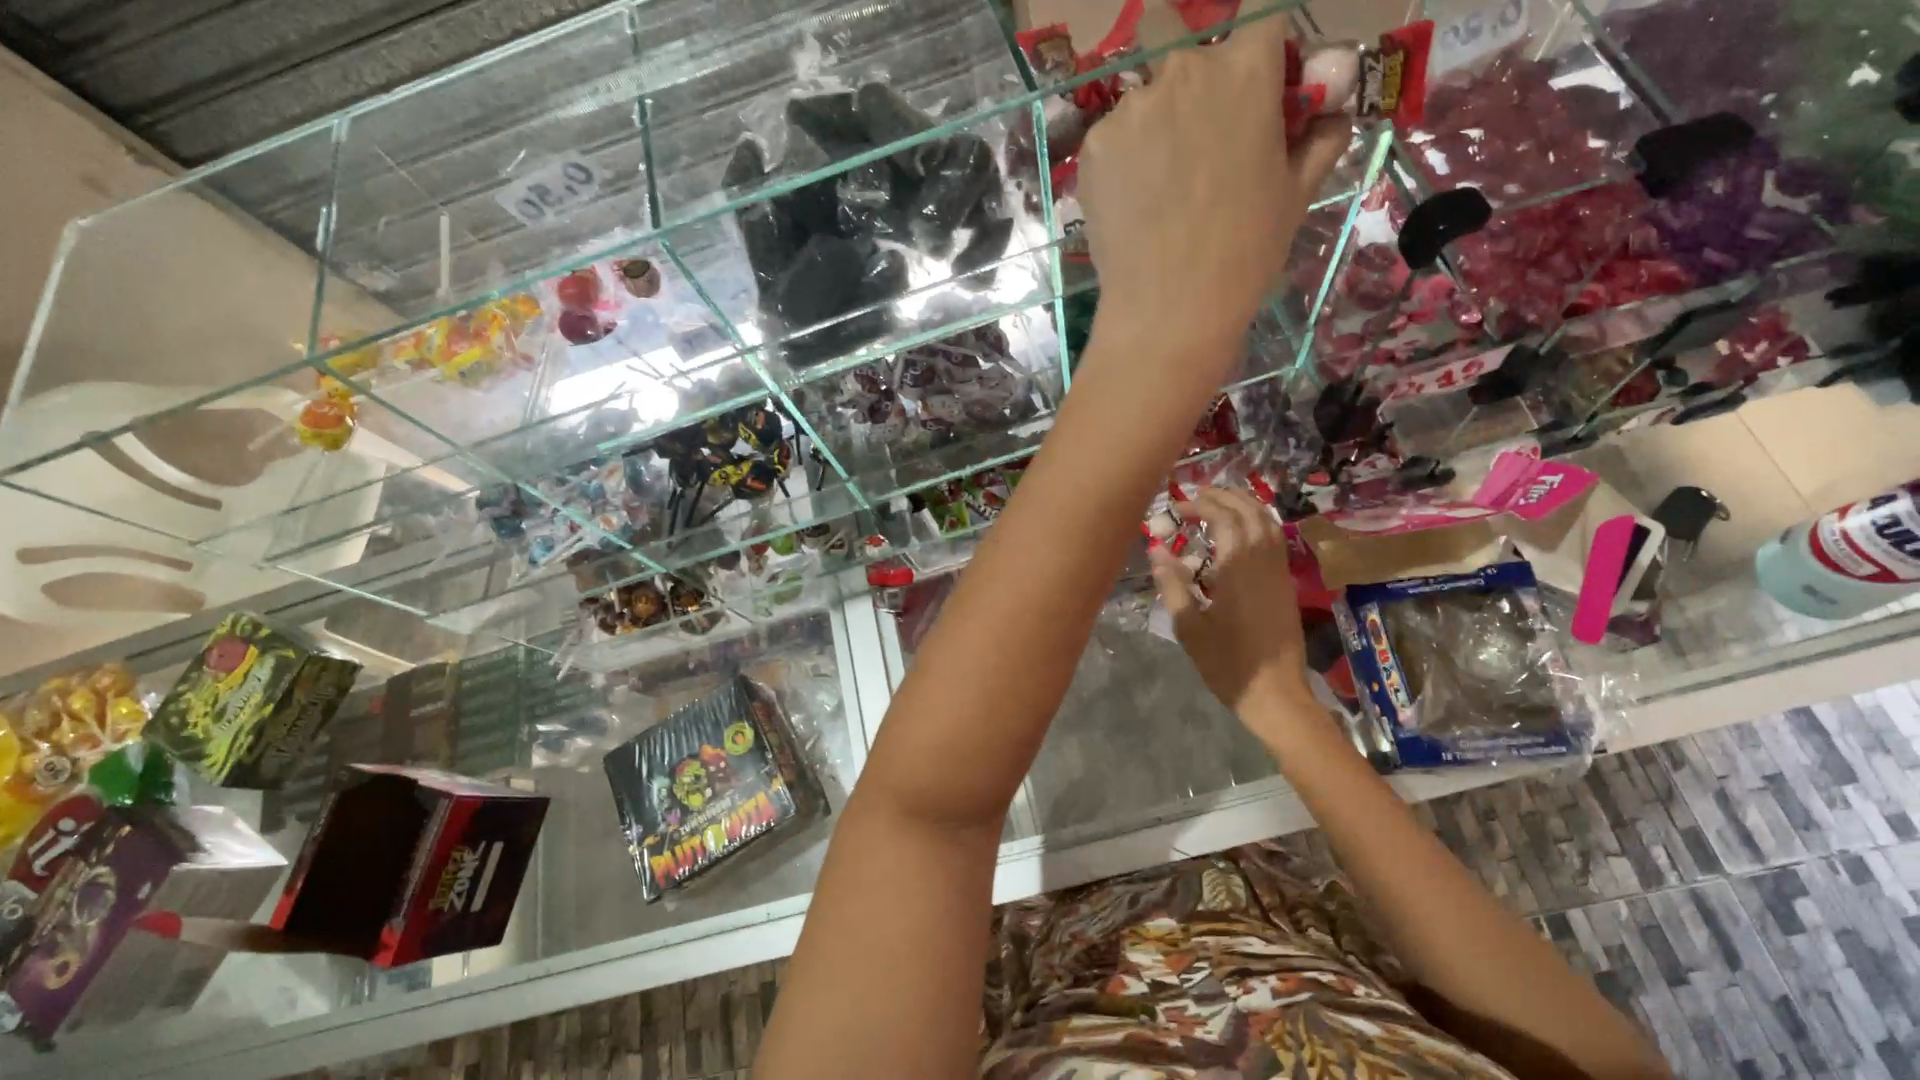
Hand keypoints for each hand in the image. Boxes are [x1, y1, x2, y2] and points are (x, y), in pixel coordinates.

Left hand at [1077, 18, 1351, 373]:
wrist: (1169, 307)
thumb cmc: (1245, 250)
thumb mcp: (1298, 191)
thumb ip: (1319, 136)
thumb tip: (1331, 113)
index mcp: (1245, 70)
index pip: (1263, 22)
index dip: (1266, 55)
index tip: (1264, 93)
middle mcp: (1183, 71)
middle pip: (1198, 56)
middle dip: (1206, 88)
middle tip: (1209, 147)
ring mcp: (1131, 107)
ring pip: (1152, 96)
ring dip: (1163, 124)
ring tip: (1168, 186)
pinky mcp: (1094, 144)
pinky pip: (1118, 135)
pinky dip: (1129, 157)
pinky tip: (1138, 202)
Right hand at [1149, 487, 1316, 719]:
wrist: (1275, 693)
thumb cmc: (1227, 662)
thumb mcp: (1189, 626)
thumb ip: (1173, 585)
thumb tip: (1157, 551)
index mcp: (1238, 566)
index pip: (1223, 517)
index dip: (1200, 506)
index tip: (1178, 508)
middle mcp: (1263, 559)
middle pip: (1249, 511)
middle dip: (1223, 497)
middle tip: (1197, 497)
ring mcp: (1279, 570)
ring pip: (1267, 521)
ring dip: (1244, 505)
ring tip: (1219, 504)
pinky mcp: (1285, 583)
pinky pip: (1275, 538)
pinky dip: (1258, 522)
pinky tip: (1241, 532)